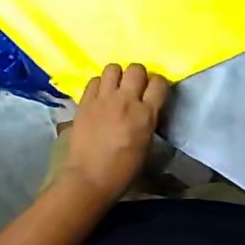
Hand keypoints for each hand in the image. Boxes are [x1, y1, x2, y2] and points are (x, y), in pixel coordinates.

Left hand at [59, 63, 170, 201]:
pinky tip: (100, 96)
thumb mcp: (146, 145)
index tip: (154, 91)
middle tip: (134, 88)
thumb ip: (148, 121)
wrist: (89, 177)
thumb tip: (146, 110)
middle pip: (136, 69)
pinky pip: (94, 80)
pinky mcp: (85, 102)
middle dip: (138, 75)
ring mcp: (103, 99)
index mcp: (146, 115)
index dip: (158, 83)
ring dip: (117, 76)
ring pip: (113, 68)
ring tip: (115, 88)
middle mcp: (125, 101)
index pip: (159, 83)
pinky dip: (99, 84)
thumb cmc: (122, 170)